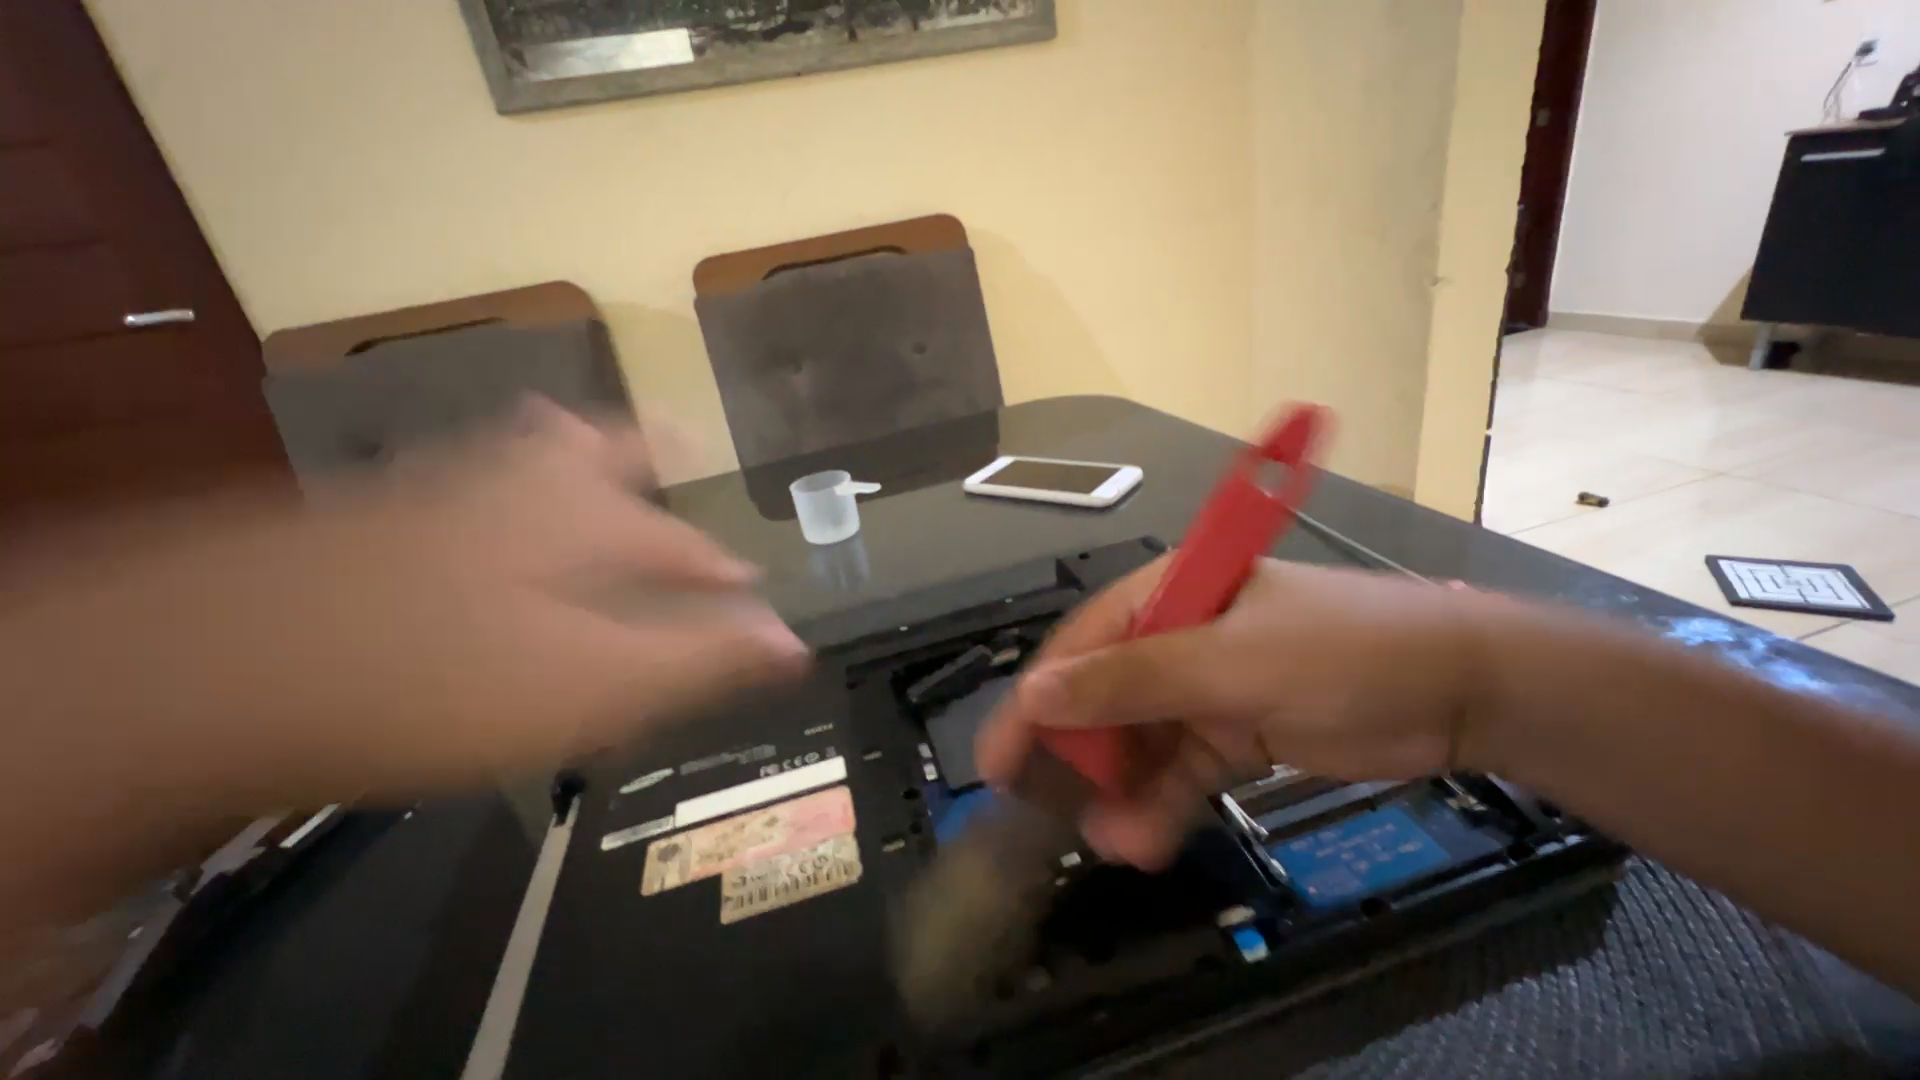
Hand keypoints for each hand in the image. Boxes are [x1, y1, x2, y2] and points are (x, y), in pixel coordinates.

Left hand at [8, 404, 809, 813]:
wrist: (216, 668)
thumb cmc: (443, 677)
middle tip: (674, 443)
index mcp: (587, 522)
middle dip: (645, 451)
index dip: (722, 570)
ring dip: (569, 462)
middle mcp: (519, 488)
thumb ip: (701, 658)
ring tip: (586, 458)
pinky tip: (480, 523)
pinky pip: (465, 492)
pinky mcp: (373, 522)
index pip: (682, 545)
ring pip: (525, 462)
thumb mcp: (596, 683)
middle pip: (600, 452)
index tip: (748, 580)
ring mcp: (440, 495)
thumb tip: (795, 643)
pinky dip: (498, 493)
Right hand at [976, 557, 1492, 869]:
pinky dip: (1162, 804)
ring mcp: (1205, 689)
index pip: (1081, 647)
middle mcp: (1176, 638)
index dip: (1035, 703)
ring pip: (1139, 744)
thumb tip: (1035, 692)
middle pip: (1102, 698)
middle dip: (1078, 758)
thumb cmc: (1343, 655)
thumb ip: (1132, 680)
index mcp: (1168, 597)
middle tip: (1046, 816)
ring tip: (1117, 843)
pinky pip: (1180, 771)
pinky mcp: (1234, 734)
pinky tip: (1146, 841)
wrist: (1462, 692)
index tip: (998, 764)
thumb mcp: (1231, 665)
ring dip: (1121, 793)